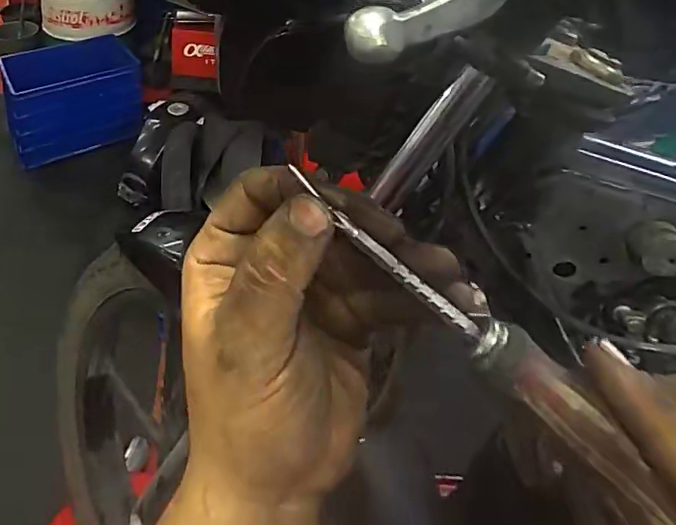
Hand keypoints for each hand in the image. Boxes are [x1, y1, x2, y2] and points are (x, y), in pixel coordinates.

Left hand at [164, 167, 472, 524]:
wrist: (277, 489)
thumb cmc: (243, 412)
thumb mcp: (250, 340)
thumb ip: (275, 272)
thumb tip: (310, 205)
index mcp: (228, 254)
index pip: (257, 194)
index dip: (293, 186)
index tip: (336, 201)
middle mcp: (272, 258)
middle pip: (320, 216)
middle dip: (363, 224)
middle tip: (398, 237)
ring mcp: (314, 284)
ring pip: (359, 251)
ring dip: (402, 257)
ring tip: (441, 266)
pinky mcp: (350, 312)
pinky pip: (382, 288)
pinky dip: (414, 291)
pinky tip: (447, 293)